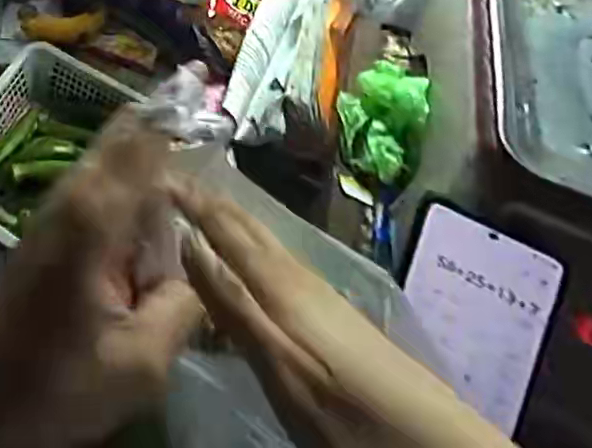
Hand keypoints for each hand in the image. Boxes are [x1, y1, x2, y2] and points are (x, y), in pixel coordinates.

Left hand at [0, 114, 202, 445]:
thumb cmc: (49, 379)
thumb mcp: (135, 365)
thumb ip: (180, 308)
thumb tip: (197, 269)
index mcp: (96, 215)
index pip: (141, 146)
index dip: (171, 112)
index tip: (198, 78)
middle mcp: (75, 196)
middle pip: (121, 138)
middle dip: (157, 112)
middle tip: (192, 84)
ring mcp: (57, 210)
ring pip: (107, 158)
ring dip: (141, 138)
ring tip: (180, 124)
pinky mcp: (49, 229)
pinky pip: (98, 184)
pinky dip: (126, 170)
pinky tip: (149, 189)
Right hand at [173, 179, 511, 447]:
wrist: (434, 443)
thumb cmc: (343, 407)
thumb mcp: (277, 361)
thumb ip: (231, 300)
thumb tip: (186, 240)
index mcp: (275, 280)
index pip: (223, 224)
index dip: (190, 197)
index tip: (157, 171)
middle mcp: (293, 272)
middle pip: (245, 222)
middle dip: (208, 197)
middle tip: (172, 177)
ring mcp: (314, 288)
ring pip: (260, 236)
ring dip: (226, 215)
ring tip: (198, 204)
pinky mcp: (327, 308)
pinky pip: (271, 256)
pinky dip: (245, 241)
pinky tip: (243, 254)